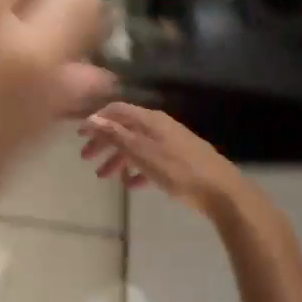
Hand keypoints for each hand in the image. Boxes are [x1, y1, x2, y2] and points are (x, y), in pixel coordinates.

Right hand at [79, 102, 248, 219]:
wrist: (222, 191)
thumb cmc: (177, 170)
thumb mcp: (141, 152)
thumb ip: (115, 135)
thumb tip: (90, 118)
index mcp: (149, 120)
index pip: (116, 110)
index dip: (95, 120)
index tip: (79, 135)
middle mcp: (159, 126)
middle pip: (124, 129)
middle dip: (103, 142)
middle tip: (86, 159)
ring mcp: (171, 143)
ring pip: (137, 146)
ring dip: (118, 159)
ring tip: (105, 177)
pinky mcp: (180, 161)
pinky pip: (151, 161)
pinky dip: (137, 169)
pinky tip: (131, 185)